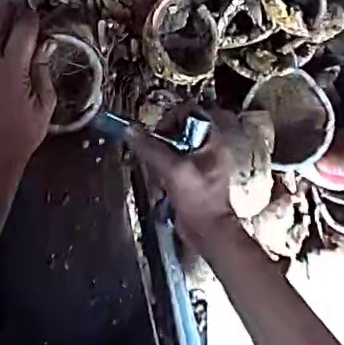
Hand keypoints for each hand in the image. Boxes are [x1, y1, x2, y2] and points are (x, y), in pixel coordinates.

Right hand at [129, 114, 240, 243]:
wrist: (208, 233)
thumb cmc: (200, 201)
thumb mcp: (173, 170)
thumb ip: (152, 148)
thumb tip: (131, 131)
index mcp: (212, 140)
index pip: (190, 111)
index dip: (172, 117)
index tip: (160, 132)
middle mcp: (206, 148)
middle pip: (177, 129)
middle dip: (162, 142)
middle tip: (155, 153)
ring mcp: (198, 164)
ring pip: (170, 148)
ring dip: (159, 160)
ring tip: (159, 174)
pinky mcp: (189, 178)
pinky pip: (169, 165)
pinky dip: (161, 172)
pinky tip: (162, 186)